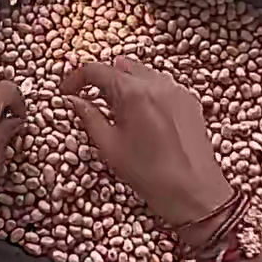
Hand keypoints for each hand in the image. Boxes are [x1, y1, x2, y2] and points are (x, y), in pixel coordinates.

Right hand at [59, 57, 232, 227]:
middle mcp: (157, 84)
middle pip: (121, 66)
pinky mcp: (190, 102)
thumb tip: (73, 100)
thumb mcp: (110, 146)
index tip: (66, 91)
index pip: (96, 70)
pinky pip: (161, 86)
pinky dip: (145, 92)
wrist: (195, 194)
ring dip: (124, 84)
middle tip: (90, 100)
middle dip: (102, 79)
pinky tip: (141, 117)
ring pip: (142, 73)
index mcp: (134, 93)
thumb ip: (89, 116)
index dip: (76, 78)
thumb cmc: (149, 174)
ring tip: (116, 111)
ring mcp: (177, 91)